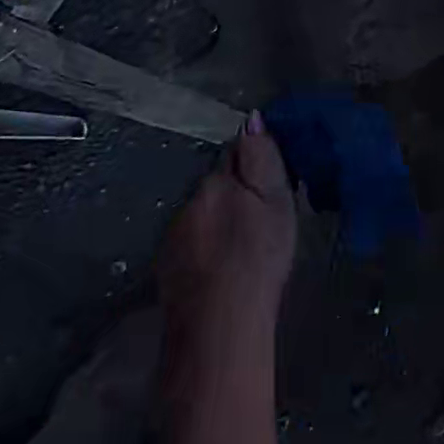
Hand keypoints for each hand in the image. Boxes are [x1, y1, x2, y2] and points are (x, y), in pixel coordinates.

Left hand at [158, 113, 296, 321]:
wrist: (220, 324)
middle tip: (262, 215)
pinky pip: (192, 241)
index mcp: (215, 182)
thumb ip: (262, 158)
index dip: (255, 163)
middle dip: (235, 192)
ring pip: (203, 213)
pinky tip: (221, 266)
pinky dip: (206, 246)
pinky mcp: (166, 266)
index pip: (234, 153)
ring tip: (243, 244)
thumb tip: (251, 118)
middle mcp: (187, 201)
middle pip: (216, 184)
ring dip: (220, 219)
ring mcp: (172, 235)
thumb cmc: (259, 258)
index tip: (271, 180)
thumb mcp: (276, 202)